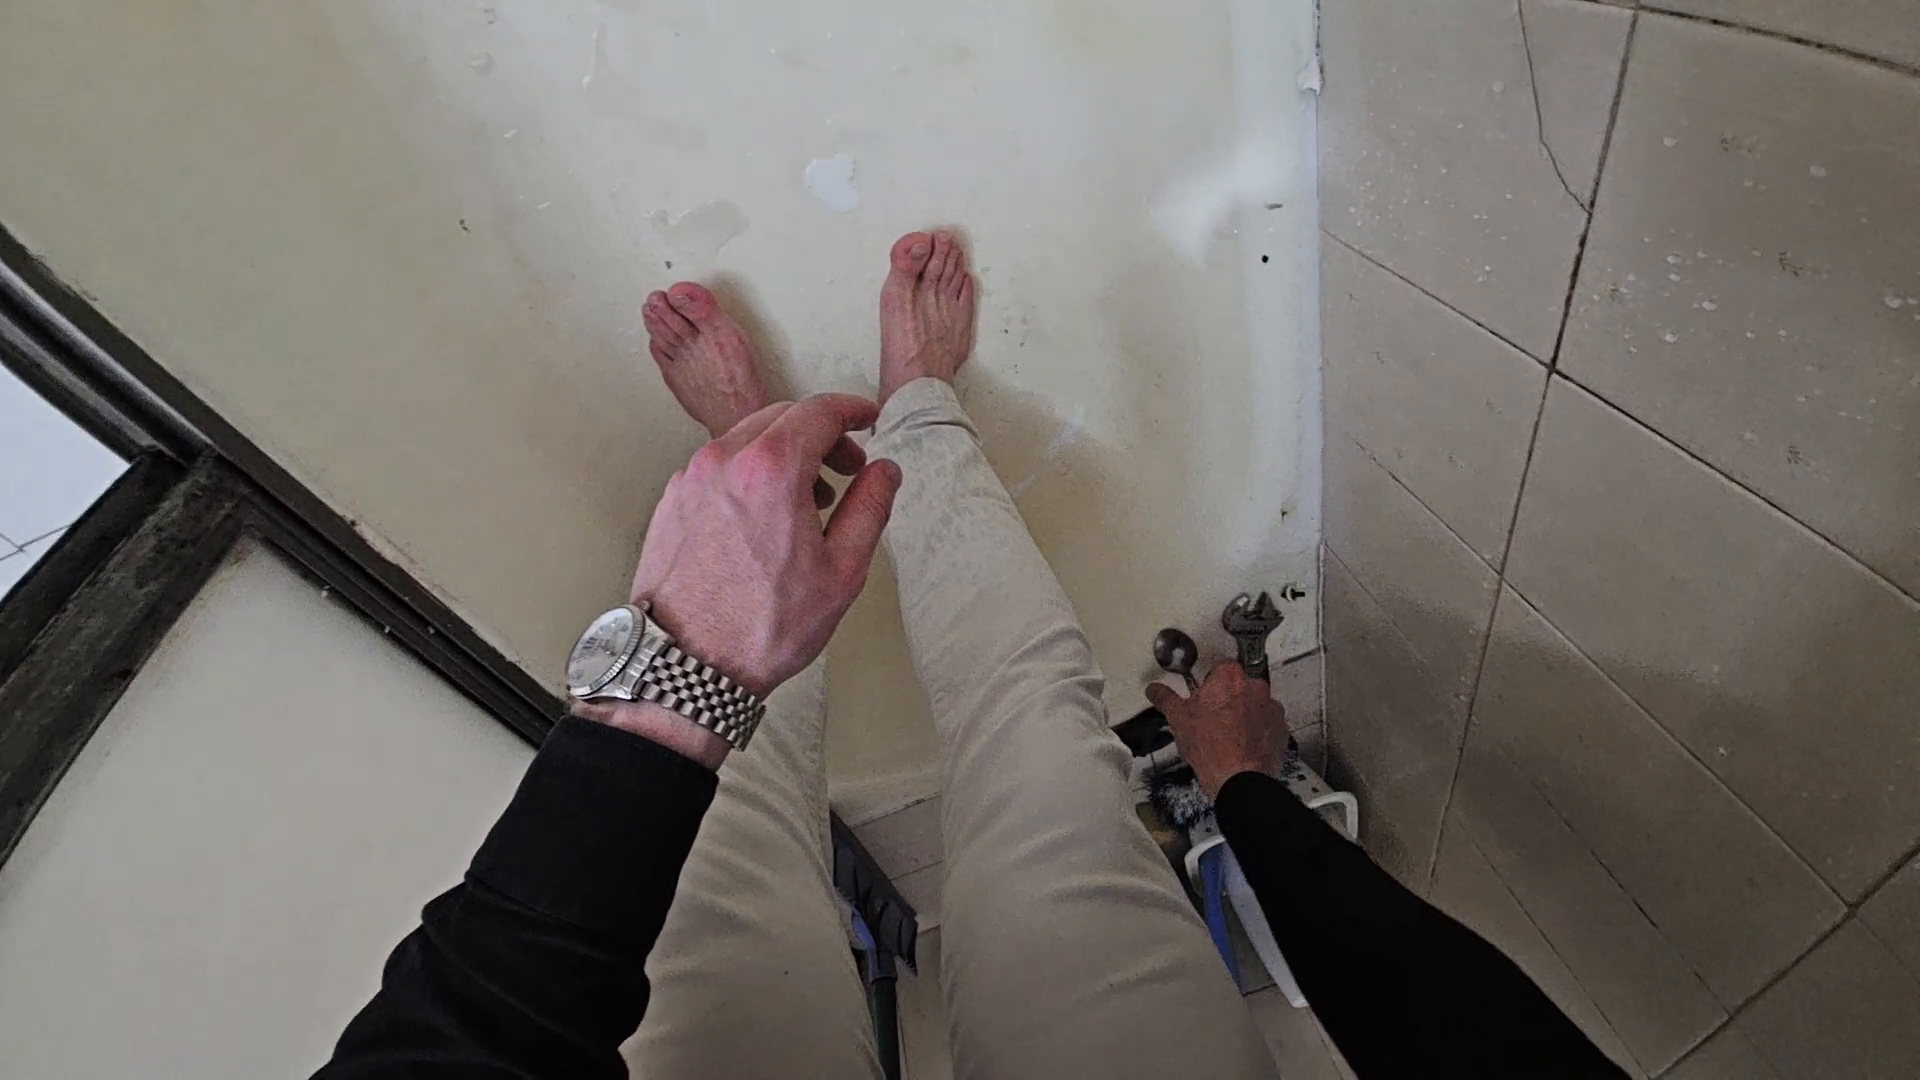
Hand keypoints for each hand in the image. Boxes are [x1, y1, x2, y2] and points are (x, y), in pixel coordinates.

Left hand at [577, 394, 900, 766]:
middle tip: (849, 466)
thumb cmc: (763, 626)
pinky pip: (722, 464)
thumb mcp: (842, 571)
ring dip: (788, 452)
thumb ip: (870, 508)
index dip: (853, 410)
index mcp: (771, 470)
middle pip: (784, 417)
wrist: (685, 666)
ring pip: (750, 438)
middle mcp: (724, 460)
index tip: (868, 418)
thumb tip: (885, 471)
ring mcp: (692, 478)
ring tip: (812, 499)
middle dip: (824, 433)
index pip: (820, 411)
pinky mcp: (673, 499)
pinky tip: (769, 515)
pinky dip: (754, 471)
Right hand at [1145, 661, 1288, 798]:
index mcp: (1230, 677)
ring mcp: (1272, 708)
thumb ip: (1165, 698)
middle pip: (1238, 685)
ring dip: (1244, 714)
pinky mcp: (1281, 730)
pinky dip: (1256, 730)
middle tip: (1212, 718)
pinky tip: (1241, 746)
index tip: (1202, 698)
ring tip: (1227, 736)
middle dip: (1227, 698)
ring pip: (1254, 704)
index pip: (1220, 667)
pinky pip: (1266, 723)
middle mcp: (1255, 687)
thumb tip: (1153, 689)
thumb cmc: (1209, 745)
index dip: (1210, 683)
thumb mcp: (1177, 718)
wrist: (1240, 780)